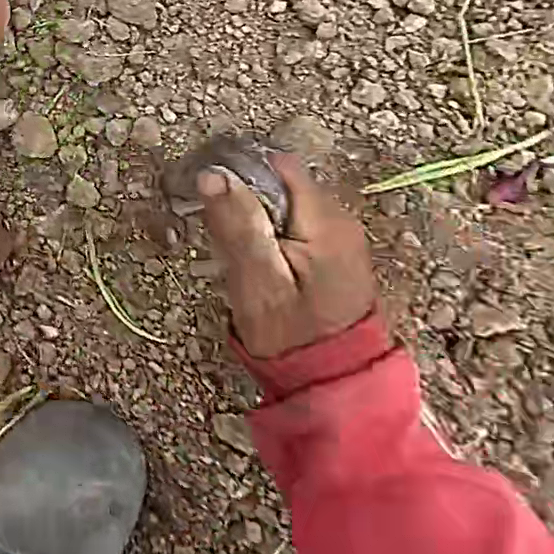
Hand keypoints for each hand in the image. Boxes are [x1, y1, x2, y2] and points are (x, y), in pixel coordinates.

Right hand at [197, 153, 376, 359]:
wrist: (333, 388)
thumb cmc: (291, 337)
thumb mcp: (258, 283)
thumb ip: (239, 226)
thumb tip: (213, 174)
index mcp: (325, 220)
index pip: (278, 166)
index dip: (241, 172)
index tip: (211, 194)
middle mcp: (340, 218)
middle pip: (282, 183)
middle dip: (248, 199)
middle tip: (223, 234)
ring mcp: (342, 236)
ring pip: (287, 203)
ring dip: (258, 216)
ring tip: (239, 253)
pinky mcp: (337, 253)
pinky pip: (297, 224)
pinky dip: (273, 233)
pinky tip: (261, 262)